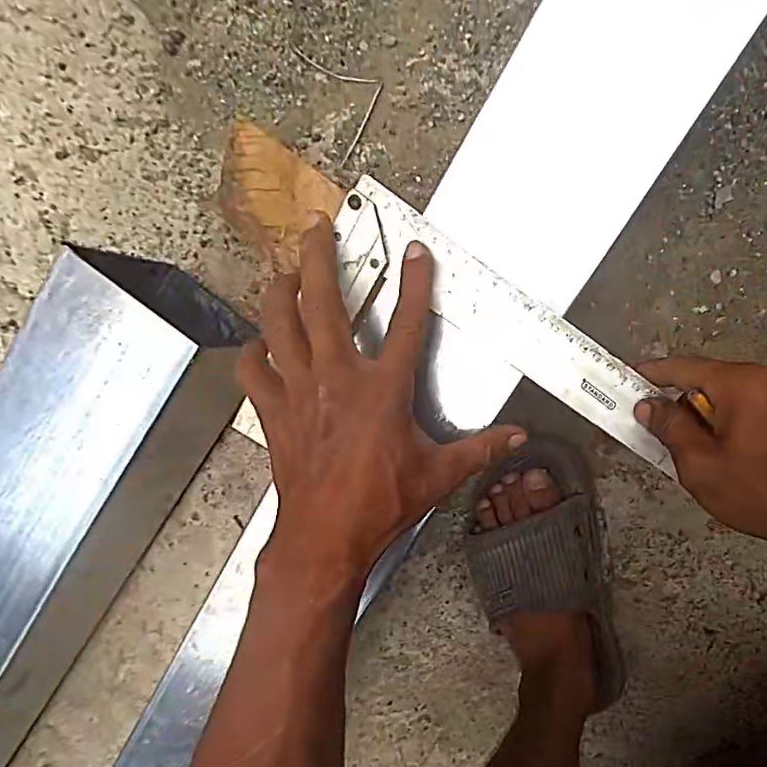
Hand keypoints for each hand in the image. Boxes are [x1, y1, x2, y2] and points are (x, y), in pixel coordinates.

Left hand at [242, 221, 524, 585]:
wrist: (326, 536)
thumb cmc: (378, 505)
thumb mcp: (440, 475)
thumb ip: (480, 449)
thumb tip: (513, 438)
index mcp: (382, 391)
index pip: (405, 324)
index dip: (415, 285)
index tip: (416, 255)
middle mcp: (337, 380)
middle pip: (322, 302)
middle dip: (318, 257)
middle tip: (317, 229)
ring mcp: (300, 392)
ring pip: (279, 324)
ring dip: (280, 291)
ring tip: (283, 273)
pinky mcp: (275, 413)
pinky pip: (254, 370)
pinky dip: (254, 352)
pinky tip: (259, 346)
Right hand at [634, 356, 766, 558]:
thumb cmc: (766, 492)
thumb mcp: (701, 464)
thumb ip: (671, 429)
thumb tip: (652, 408)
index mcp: (741, 383)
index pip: (683, 367)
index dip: (651, 375)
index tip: (630, 379)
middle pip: (709, 384)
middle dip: (680, 408)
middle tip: (657, 436)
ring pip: (731, 403)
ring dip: (707, 424)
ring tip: (695, 462)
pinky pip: (753, 417)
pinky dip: (731, 432)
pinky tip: (726, 465)